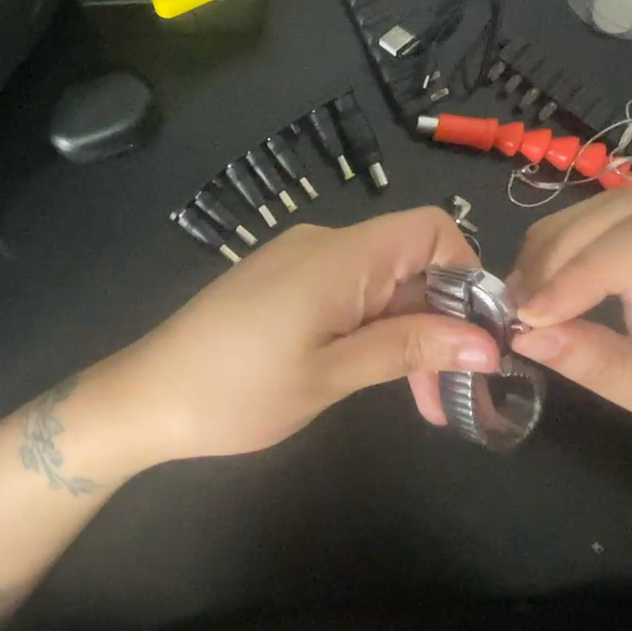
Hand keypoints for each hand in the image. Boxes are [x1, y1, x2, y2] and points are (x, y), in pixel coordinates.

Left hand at [109, 208, 499, 462]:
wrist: (143, 399)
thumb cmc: (235, 392)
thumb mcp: (329, 375)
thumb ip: (407, 349)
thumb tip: (488, 342)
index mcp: (338, 256)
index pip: (431, 229)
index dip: (466, 274)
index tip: (479, 337)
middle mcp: (319, 245)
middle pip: (407, 261)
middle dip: (440, 320)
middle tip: (453, 393)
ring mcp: (292, 263)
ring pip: (376, 283)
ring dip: (404, 333)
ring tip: (420, 402)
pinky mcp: (275, 285)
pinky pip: (341, 293)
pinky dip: (367, 329)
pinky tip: (371, 375)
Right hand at [503, 187, 631, 498]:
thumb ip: (611, 370)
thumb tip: (527, 335)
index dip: (588, 265)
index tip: (531, 314)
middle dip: (567, 249)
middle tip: (513, 301)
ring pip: (628, 209)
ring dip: (566, 245)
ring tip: (523, 293)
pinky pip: (630, 229)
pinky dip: (580, 251)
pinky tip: (550, 284)